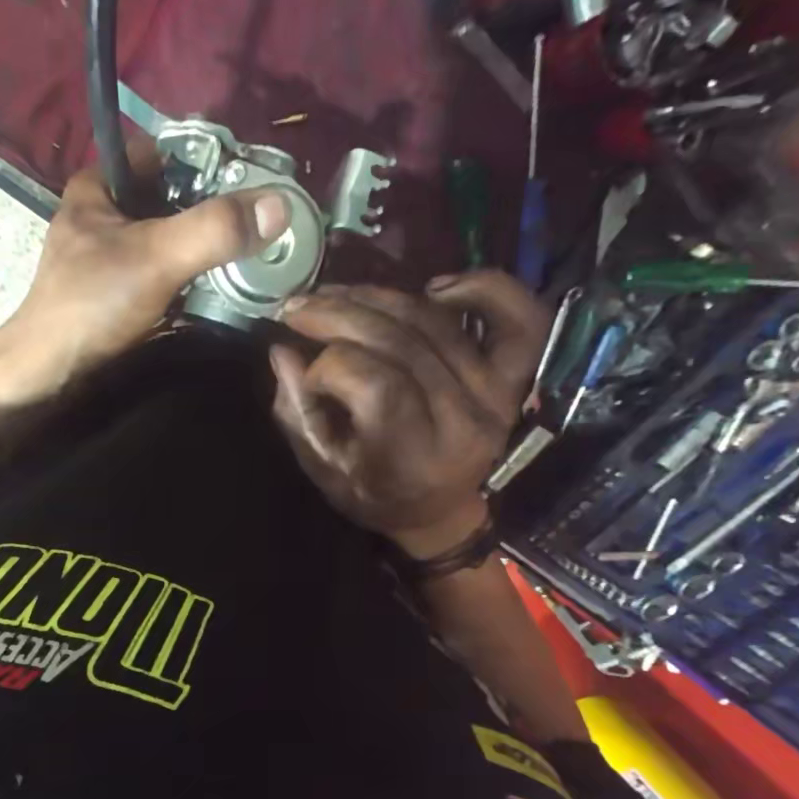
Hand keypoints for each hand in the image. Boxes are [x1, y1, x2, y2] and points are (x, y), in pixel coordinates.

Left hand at [0, 142, 290, 397]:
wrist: (49, 376)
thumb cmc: (90, 305)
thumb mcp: (155, 257)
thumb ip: (213, 230)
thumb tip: (278, 205)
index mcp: (100, 186)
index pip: (165, 154)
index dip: (209, 161)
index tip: (255, 178)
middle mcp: (107, 215)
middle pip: (174, 198)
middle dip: (217, 209)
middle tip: (265, 221)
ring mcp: (115, 255)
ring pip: (174, 237)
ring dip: (209, 246)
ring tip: (257, 251)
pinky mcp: (125, 291)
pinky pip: (171, 271)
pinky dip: (197, 276)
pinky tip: (228, 285)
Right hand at [268, 272, 552, 558]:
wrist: (441, 511)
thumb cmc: (376, 494)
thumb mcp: (325, 470)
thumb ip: (298, 413)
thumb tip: (282, 350)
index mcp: (414, 455)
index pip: (375, 383)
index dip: (328, 366)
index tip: (306, 375)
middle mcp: (463, 419)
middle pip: (401, 341)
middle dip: (338, 314)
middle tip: (297, 308)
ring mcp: (495, 392)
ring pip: (434, 320)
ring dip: (377, 296)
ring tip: (334, 294)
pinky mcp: (512, 377)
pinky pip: (517, 318)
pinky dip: (483, 288)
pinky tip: (433, 288)